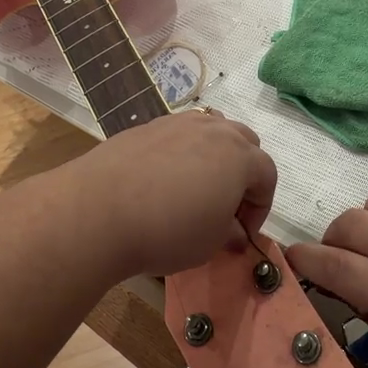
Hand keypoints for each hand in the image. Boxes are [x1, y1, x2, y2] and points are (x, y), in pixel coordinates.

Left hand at [58, 111, 277, 277]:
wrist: (100, 208)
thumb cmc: (168, 230)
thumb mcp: (209, 244)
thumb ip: (229, 234)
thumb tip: (233, 232)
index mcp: (240, 156)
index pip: (268, 175)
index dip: (261, 207)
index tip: (242, 234)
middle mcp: (214, 129)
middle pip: (245, 142)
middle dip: (243, 173)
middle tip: (226, 206)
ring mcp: (179, 122)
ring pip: (212, 129)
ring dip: (215, 154)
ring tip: (197, 186)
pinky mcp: (149, 126)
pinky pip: (179, 133)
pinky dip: (182, 152)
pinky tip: (163, 180)